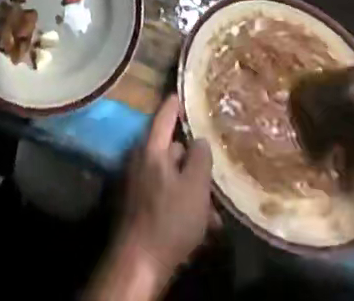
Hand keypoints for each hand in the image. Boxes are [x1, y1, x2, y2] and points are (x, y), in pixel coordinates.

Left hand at [109, 96, 215, 285]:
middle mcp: (140, 159)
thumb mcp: (195, 187)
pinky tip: (204, 226)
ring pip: (172, 175)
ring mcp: (138, 182)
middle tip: (214, 166)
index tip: (183, 92)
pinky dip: (183, 203)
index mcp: (151, 149)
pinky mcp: (140, 204)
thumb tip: (199, 139)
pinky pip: (166, 194)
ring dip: (192, 188)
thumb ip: (199, 158)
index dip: (175, 103)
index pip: (164, 116)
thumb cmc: (169, 220)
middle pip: (171, 148)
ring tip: (215, 210)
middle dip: (193, 159)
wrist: (139, 261)